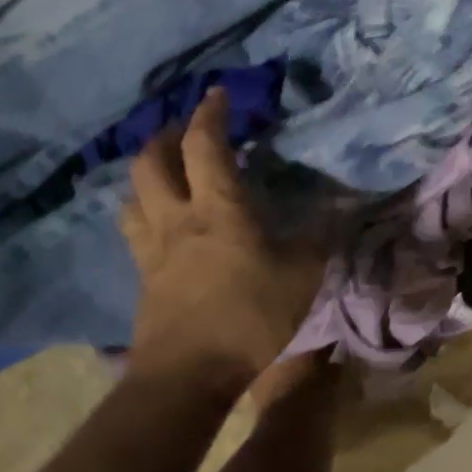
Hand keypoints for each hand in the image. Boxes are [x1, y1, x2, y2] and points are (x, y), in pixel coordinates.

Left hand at [122, 89, 327, 389]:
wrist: (187, 377)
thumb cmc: (251, 315)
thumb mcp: (304, 272)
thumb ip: (319, 233)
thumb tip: (338, 205)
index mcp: (219, 207)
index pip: (205, 145)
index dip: (210, 113)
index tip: (219, 93)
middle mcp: (177, 218)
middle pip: (151, 161)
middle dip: (167, 135)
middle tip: (188, 129)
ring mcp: (153, 248)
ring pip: (133, 194)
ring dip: (149, 172)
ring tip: (170, 171)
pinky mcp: (143, 277)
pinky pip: (135, 229)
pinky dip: (146, 209)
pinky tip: (166, 220)